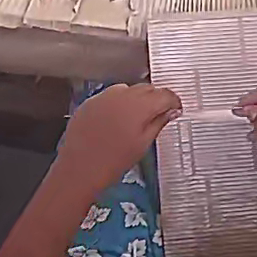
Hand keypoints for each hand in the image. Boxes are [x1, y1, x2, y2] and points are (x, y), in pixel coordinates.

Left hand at [51, 83, 180, 197]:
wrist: (81, 168)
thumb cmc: (113, 161)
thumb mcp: (143, 144)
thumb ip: (159, 123)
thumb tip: (170, 112)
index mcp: (140, 106)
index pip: (165, 94)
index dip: (173, 101)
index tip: (175, 109)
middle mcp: (122, 95)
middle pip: (147, 88)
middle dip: (155, 98)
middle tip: (159, 114)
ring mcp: (104, 96)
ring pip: (127, 89)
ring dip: (136, 99)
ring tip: (136, 118)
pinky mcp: (90, 102)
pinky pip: (110, 96)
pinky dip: (117, 102)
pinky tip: (116, 119)